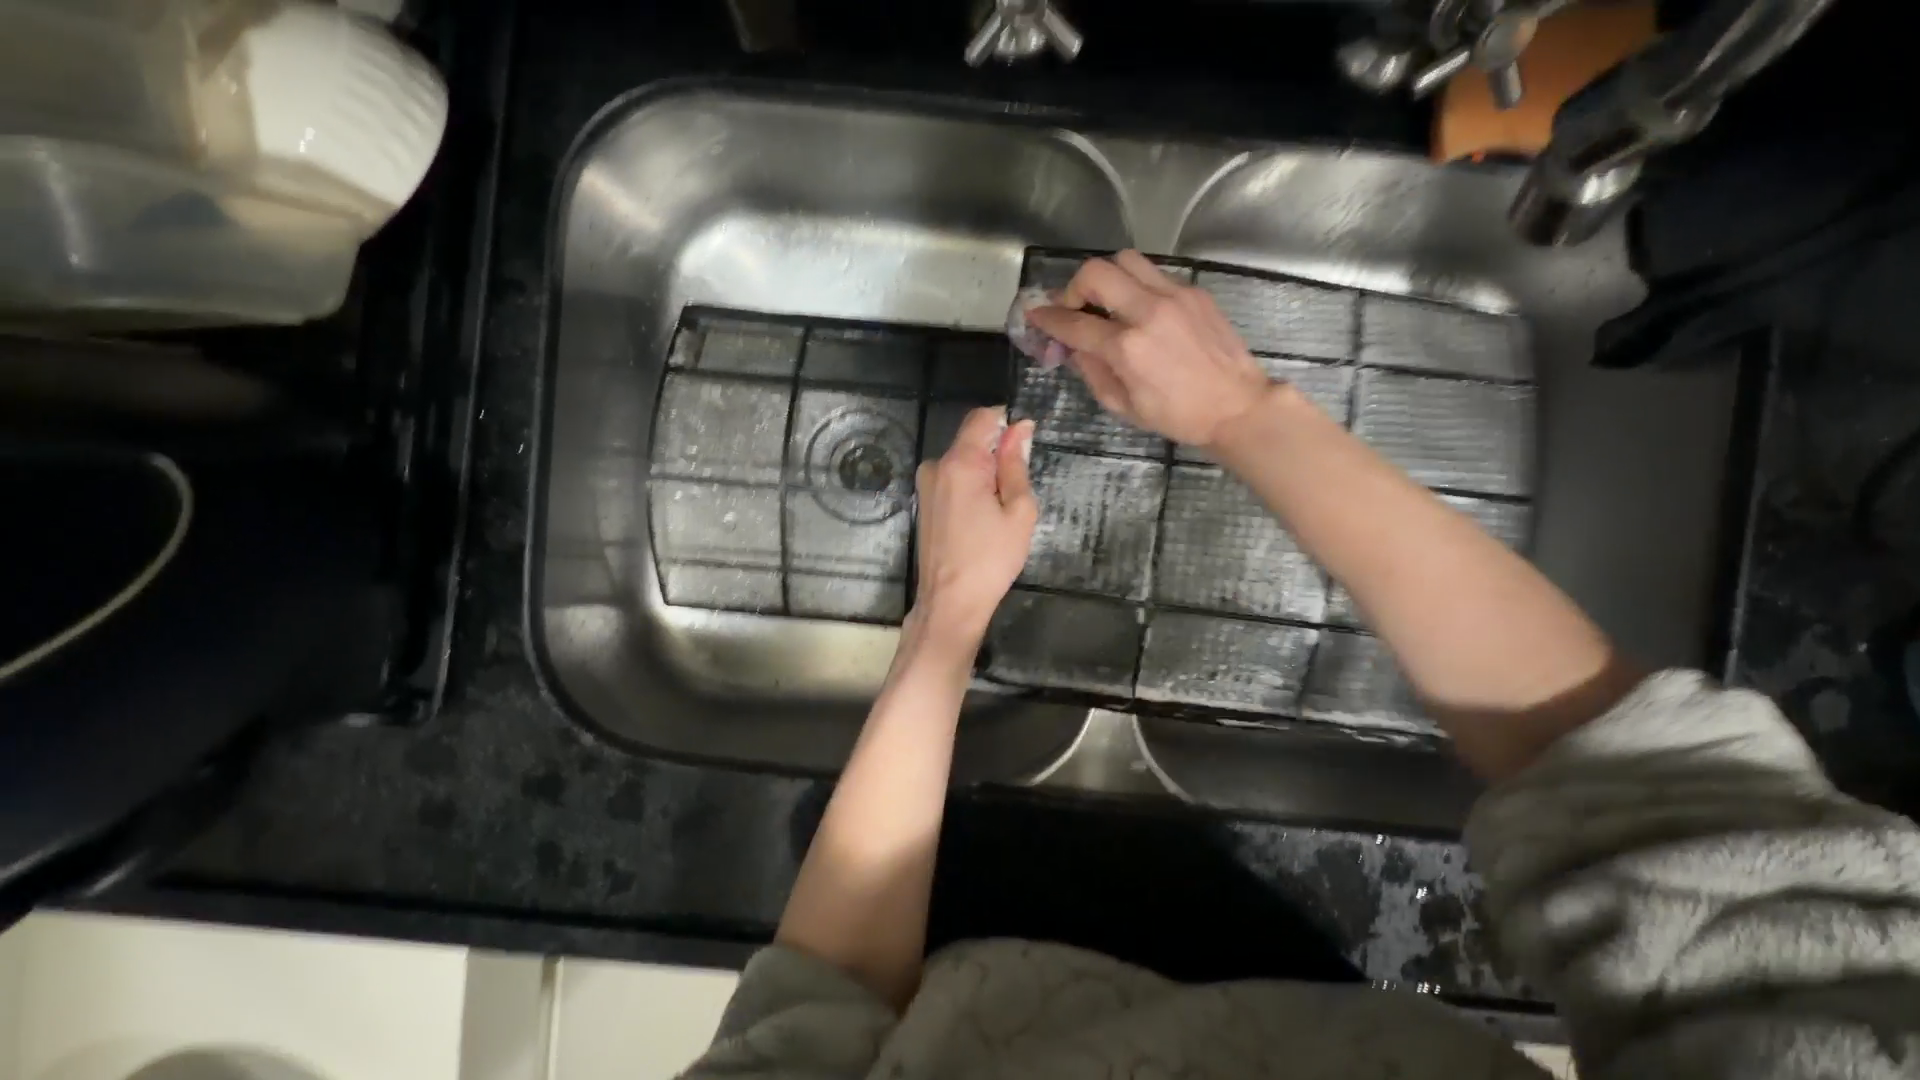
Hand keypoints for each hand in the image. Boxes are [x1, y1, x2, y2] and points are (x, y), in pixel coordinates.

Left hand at [911, 407, 1037, 639]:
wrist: (951, 601)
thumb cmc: (991, 558)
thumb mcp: (1018, 510)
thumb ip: (1016, 464)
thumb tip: (1020, 428)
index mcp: (960, 463)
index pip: (983, 417)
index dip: (1007, 422)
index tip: (1025, 446)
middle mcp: (936, 466)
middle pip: (972, 440)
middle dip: (997, 455)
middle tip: (1015, 494)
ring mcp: (926, 485)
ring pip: (962, 462)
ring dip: (984, 475)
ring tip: (998, 514)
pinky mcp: (924, 503)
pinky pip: (953, 481)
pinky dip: (971, 490)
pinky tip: (980, 522)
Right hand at [1027, 251, 1273, 448]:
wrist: (1237, 405)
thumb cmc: (1178, 416)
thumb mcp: (1123, 406)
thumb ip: (1092, 371)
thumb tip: (1073, 347)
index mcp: (1127, 348)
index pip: (1073, 324)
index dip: (1047, 319)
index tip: (1035, 316)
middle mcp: (1148, 312)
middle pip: (1095, 272)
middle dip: (1074, 288)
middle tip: (1075, 308)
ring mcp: (1174, 296)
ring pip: (1126, 260)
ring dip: (1107, 277)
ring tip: (1107, 302)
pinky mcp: (1194, 292)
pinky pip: (1154, 273)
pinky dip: (1137, 286)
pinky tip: (1140, 310)